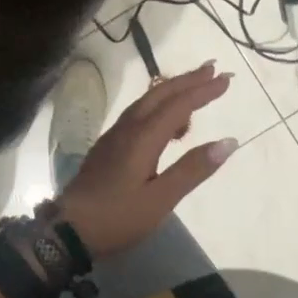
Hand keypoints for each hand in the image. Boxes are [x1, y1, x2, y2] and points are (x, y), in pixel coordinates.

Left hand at [55, 64, 234, 257]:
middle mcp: (128, 127)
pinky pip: (138, 112)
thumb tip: (228, 141)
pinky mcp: (109, 144)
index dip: (203, 90)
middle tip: (214, 69)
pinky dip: (158, 106)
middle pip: (160, 93)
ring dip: (172, 90)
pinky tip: (167, 122)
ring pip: (147, 101)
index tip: (227, 79)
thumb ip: (193, 169)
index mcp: (143, 137)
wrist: (69, 227)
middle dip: (188, 80)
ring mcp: (116, 134)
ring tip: (196, 90)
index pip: (178, 104)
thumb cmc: (118, 216)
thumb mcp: (161, 199)